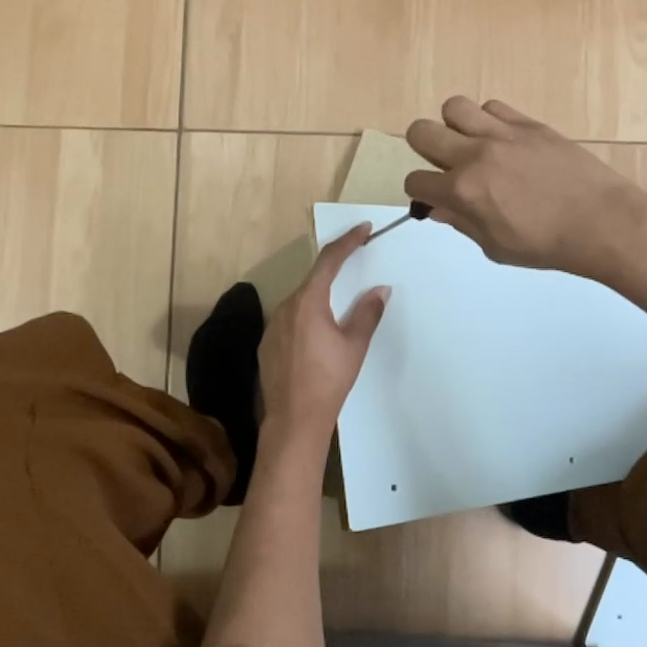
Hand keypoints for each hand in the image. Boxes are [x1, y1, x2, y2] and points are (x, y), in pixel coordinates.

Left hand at [259, 224, 390, 434]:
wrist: (294, 418)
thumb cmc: (329, 380)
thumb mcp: (354, 346)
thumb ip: (367, 313)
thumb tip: (380, 290)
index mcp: (308, 302)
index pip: (329, 261)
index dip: (348, 242)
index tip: (363, 229)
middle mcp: (285, 307)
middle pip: (312, 281)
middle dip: (334, 272)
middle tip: (356, 263)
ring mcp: (272, 326)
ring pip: (299, 303)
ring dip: (319, 299)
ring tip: (339, 308)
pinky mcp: (266, 345)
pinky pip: (289, 322)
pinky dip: (305, 320)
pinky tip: (317, 337)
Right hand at [404, 96, 646, 277]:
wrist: (601, 222)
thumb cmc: (545, 245)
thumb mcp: (495, 247)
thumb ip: (463, 223)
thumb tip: (440, 208)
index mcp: (463, 191)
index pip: (415, 181)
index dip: (420, 192)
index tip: (434, 197)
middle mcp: (475, 155)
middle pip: (421, 131)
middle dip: (422, 149)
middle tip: (443, 164)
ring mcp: (503, 134)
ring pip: (454, 107)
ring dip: (454, 126)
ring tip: (471, 144)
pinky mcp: (529, 124)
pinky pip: (493, 107)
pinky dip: (488, 120)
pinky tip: (502, 141)